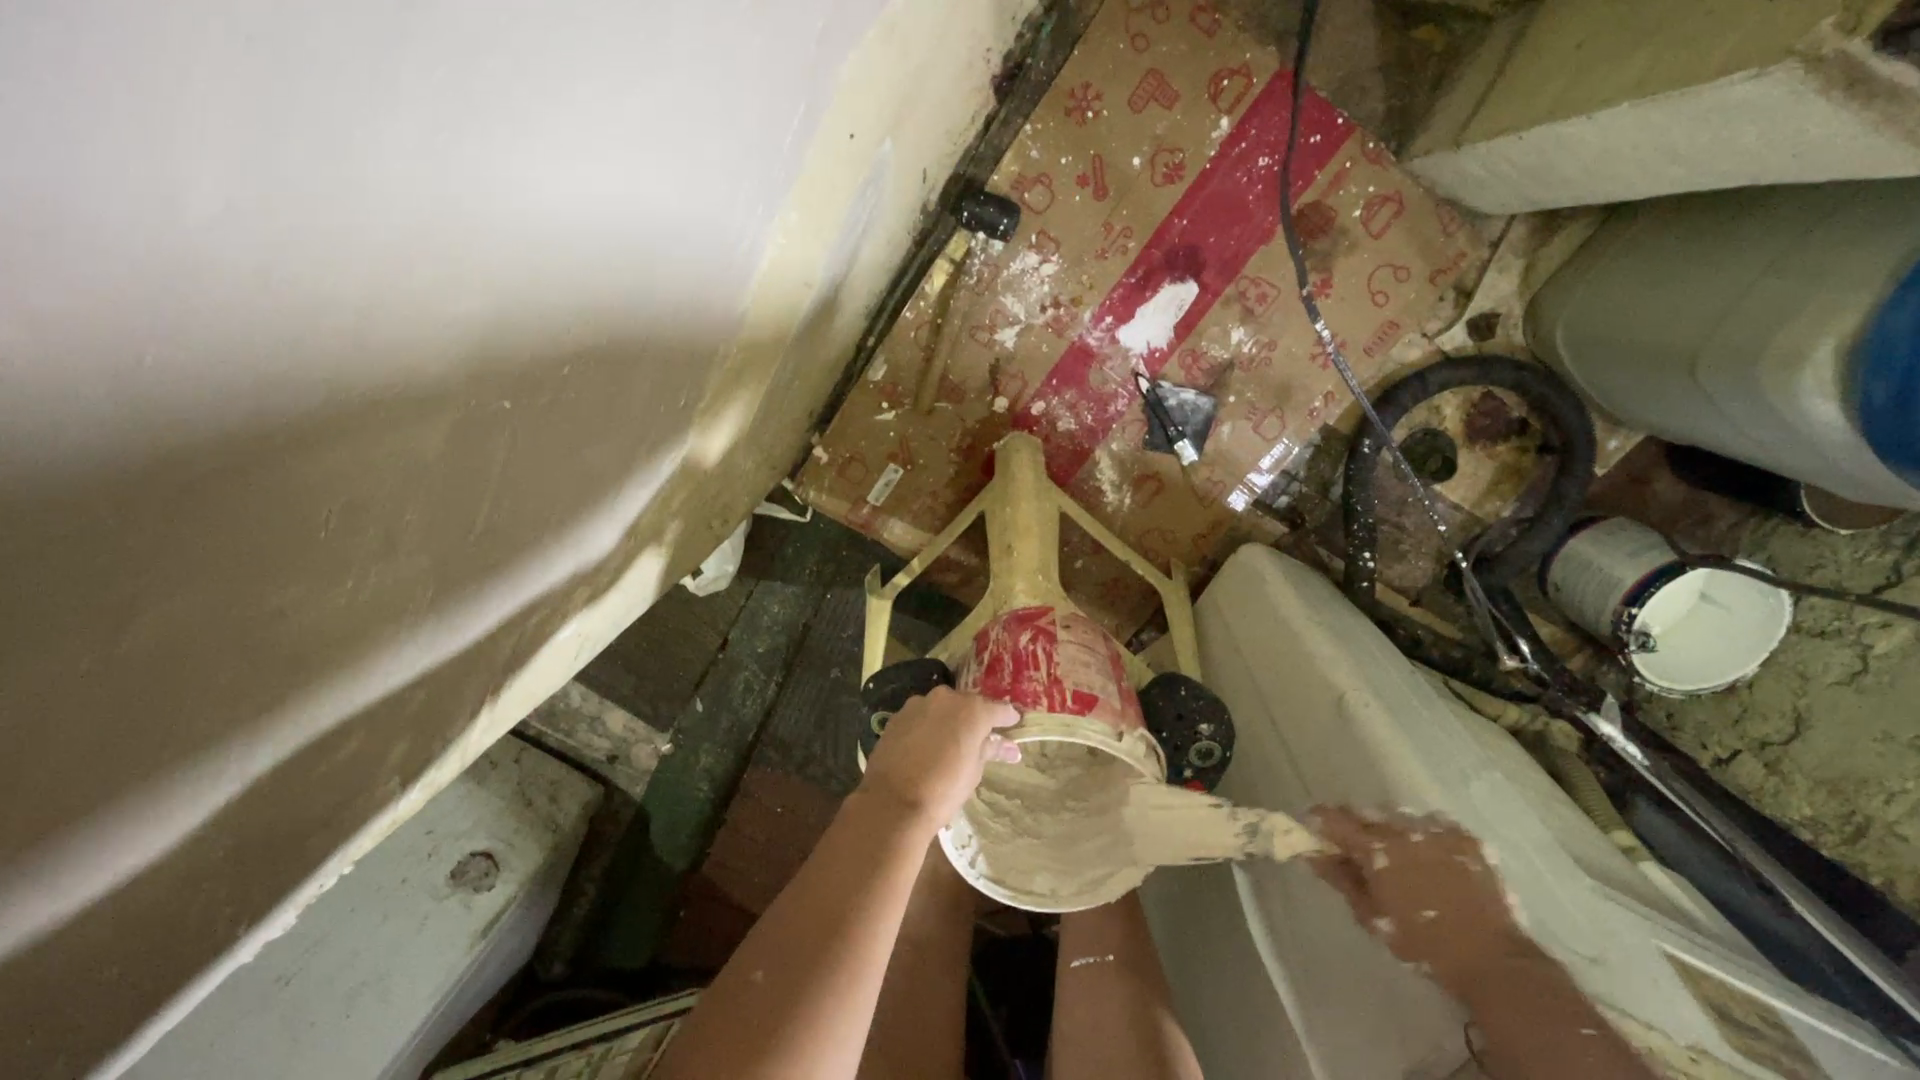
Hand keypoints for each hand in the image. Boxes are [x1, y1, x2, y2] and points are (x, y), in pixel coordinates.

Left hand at [857, 687, 1020, 830]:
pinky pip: (920, 717)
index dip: (1007, 719)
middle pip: (968, 705)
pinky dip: (927, 727)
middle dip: (975, 719)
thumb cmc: (944, 789)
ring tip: (950, 743)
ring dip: (949, 721)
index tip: (1013, 725)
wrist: (893, 802)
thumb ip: (990, 750)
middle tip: (980, 739)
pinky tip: (926, 746)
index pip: (998, 709)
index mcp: (972, 710)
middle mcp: (945, 698)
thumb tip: (1010, 747)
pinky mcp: (897, 717)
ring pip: (941, 709)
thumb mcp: (974, 770)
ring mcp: (918, 705)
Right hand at [1307, 806, 1531, 993]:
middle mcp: (1404, 829)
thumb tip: (1312, 853)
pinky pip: (1432, 825)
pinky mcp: (1465, 839)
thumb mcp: (1370, 915)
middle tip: (1351, 848)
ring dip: (1387, 829)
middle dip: (1353, 825)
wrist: (1490, 958)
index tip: (1310, 829)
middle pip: (1366, 813)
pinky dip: (1420, 835)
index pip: (1333, 819)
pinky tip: (1425, 856)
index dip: (1318, 822)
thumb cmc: (1421, 943)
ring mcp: (1438, 831)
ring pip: (1399, 817)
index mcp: (1376, 848)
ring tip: (1392, 853)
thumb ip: (1339, 878)